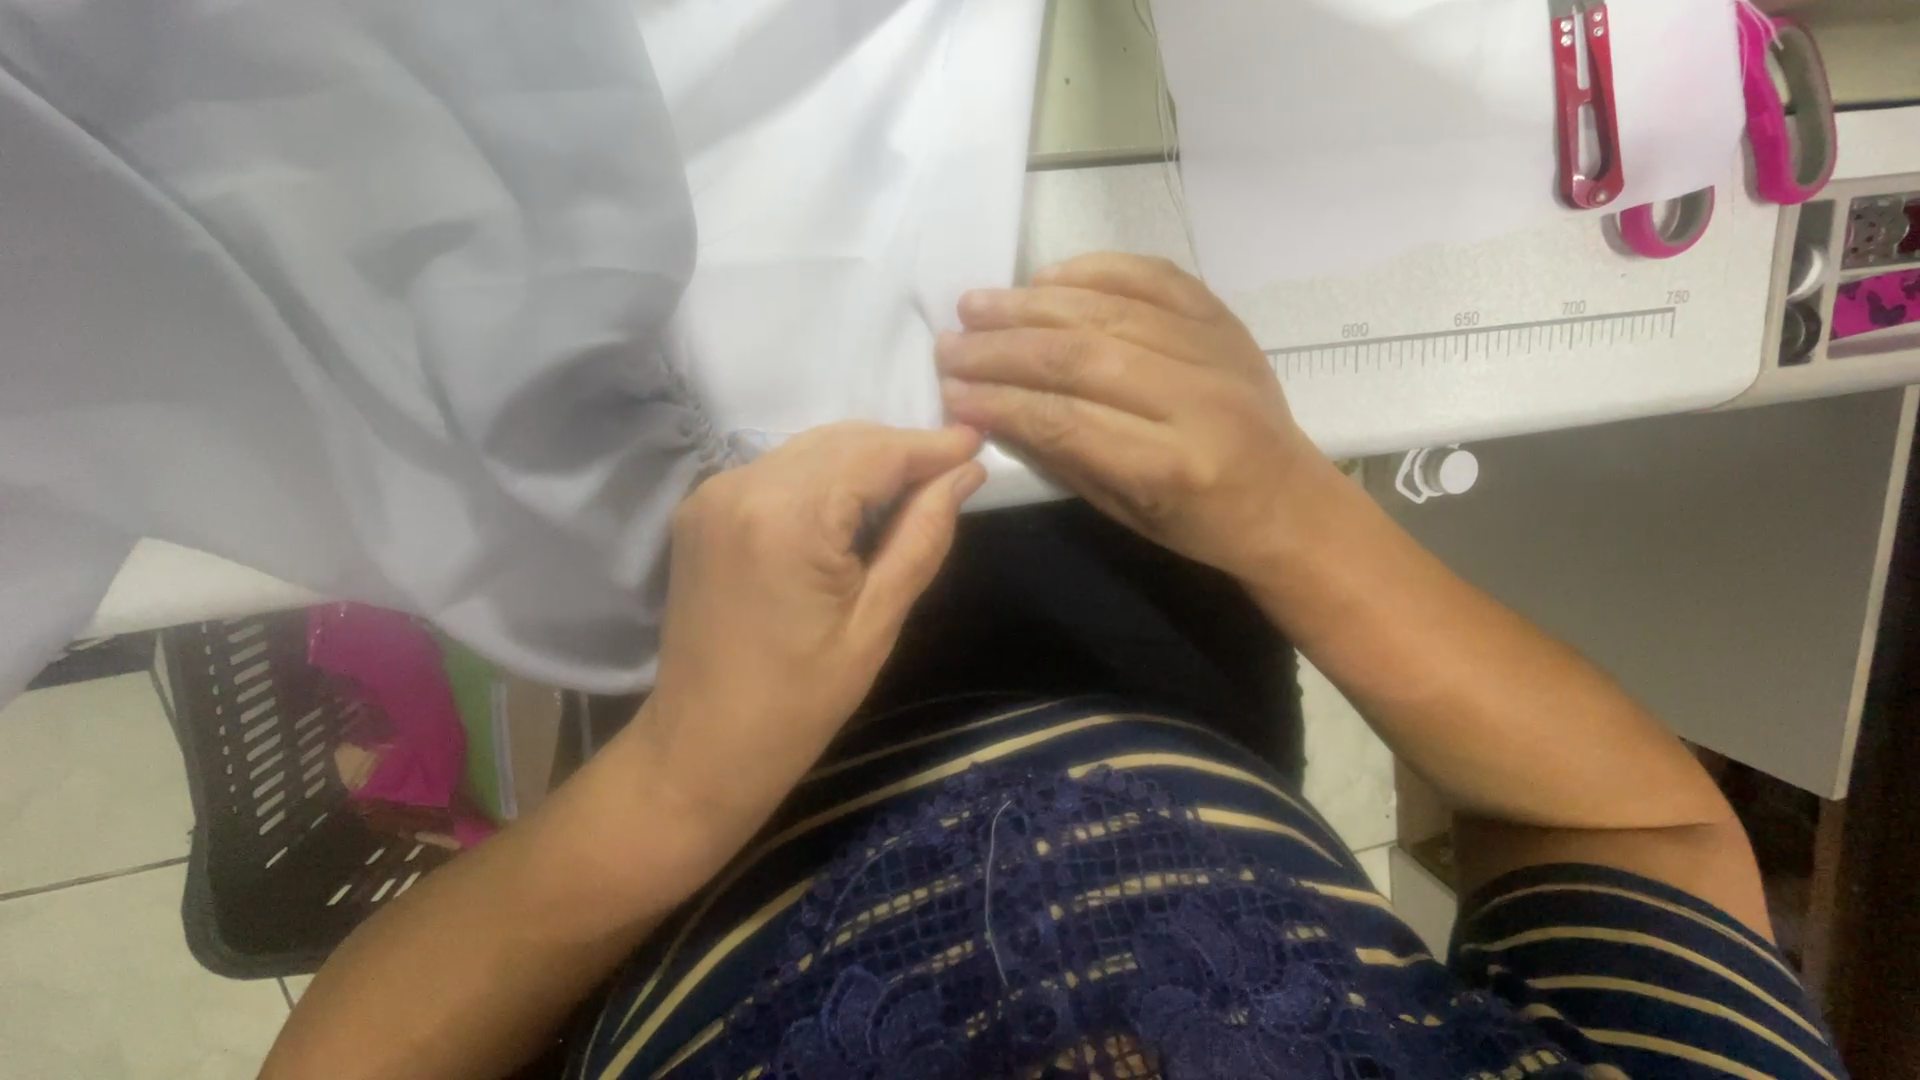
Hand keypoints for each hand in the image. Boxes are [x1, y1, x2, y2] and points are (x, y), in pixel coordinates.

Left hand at [628, 421, 984, 854]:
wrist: (701, 749)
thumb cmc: (800, 703)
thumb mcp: (877, 624)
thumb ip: (923, 536)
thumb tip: (966, 474)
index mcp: (787, 516)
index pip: (875, 454)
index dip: (931, 445)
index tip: (979, 441)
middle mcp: (742, 486)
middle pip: (841, 441)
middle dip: (900, 450)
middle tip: (954, 469)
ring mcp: (713, 495)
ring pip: (809, 450)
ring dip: (864, 460)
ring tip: (914, 488)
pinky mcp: (701, 511)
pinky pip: (778, 472)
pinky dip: (824, 477)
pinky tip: (855, 504)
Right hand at [936, 253, 1335, 579]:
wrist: (1289, 501)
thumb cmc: (1200, 525)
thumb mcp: (1123, 512)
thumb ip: (1060, 456)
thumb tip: (991, 409)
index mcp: (1170, 465)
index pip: (1064, 419)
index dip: (1000, 402)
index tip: (951, 392)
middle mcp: (1194, 399)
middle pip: (1079, 357)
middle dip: (1003, 349)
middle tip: (950, 344)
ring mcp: (1214, 351)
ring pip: (1107, 311)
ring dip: (1031, 305)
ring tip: (977, 305)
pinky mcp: (1224, 320)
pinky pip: (1153, 277)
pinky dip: (1095, 270)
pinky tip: (1046, 277)